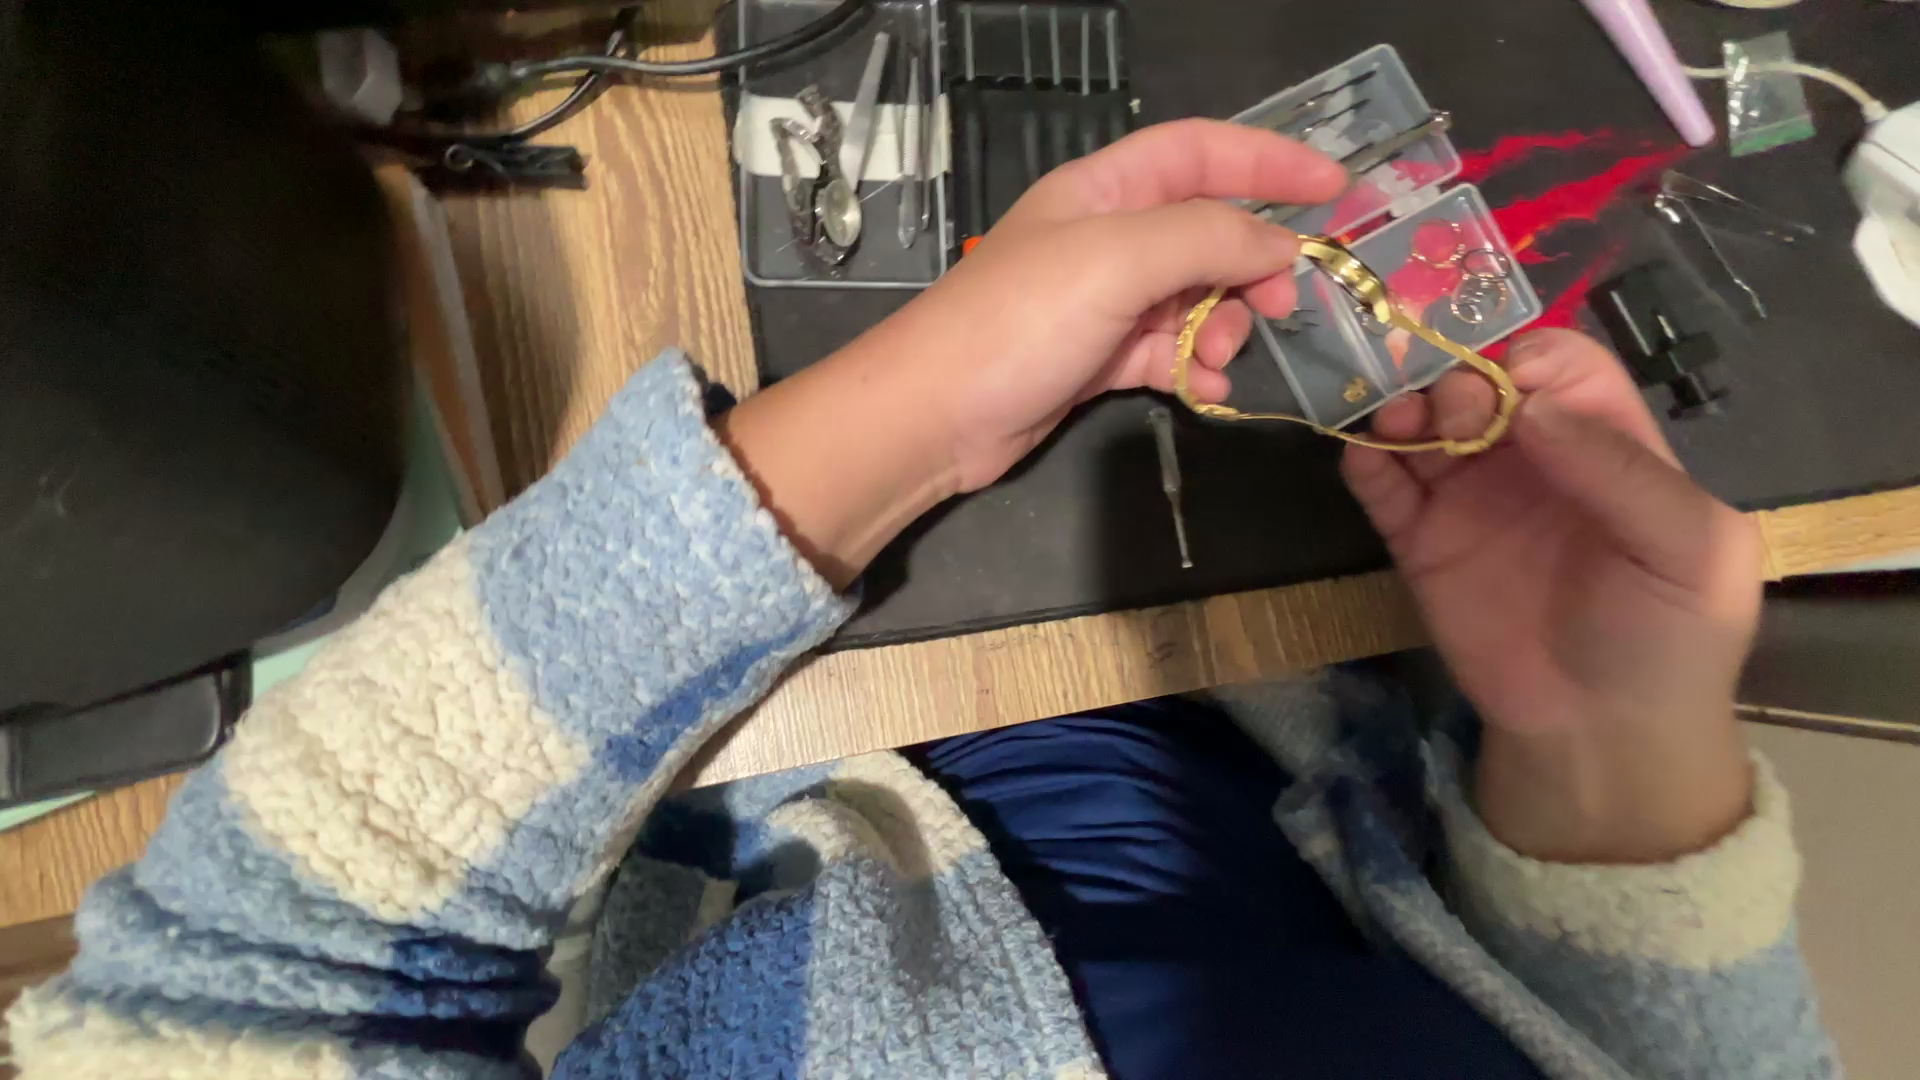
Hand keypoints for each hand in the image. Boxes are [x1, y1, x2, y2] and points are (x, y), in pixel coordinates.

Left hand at [880, 119, 1347, 490]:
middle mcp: (1103, 242)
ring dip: (1220, 329)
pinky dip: (1190, 370)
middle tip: (1280, 306)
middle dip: (1248, 267)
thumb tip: (1275, 245)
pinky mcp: (1094, 361)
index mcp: (1103, 191)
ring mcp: (1099, 306)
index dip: (1269, 161)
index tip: (1336, 189)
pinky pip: (1163, 355)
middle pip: (1203, 234)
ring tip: (1220, 359)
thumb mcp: (1118, 259)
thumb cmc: (1020, 322)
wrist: (939, 415)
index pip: (1201, 153)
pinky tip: (1205, 392)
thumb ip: (1205, 238)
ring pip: (1189, 302)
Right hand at [1340, 329, 1762, 862]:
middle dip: (1453, 385)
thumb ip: (1618, 469)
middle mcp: (1527, 462)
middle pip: (1476, 391)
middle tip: (1443, 416)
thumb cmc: (1663, 634)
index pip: (1560, 371)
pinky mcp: (1418, 540)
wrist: (1591, 724)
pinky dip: (1364, 465)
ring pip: (1421, 431)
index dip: (1525, 358)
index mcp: (1603, 448)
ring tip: (1394, 425)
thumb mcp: (1685, 548)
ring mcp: (1465, 501)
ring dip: (1400, 413)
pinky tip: (1361, 458)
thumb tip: (1526, 406)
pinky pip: (1382, 490)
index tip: (1498, 381)